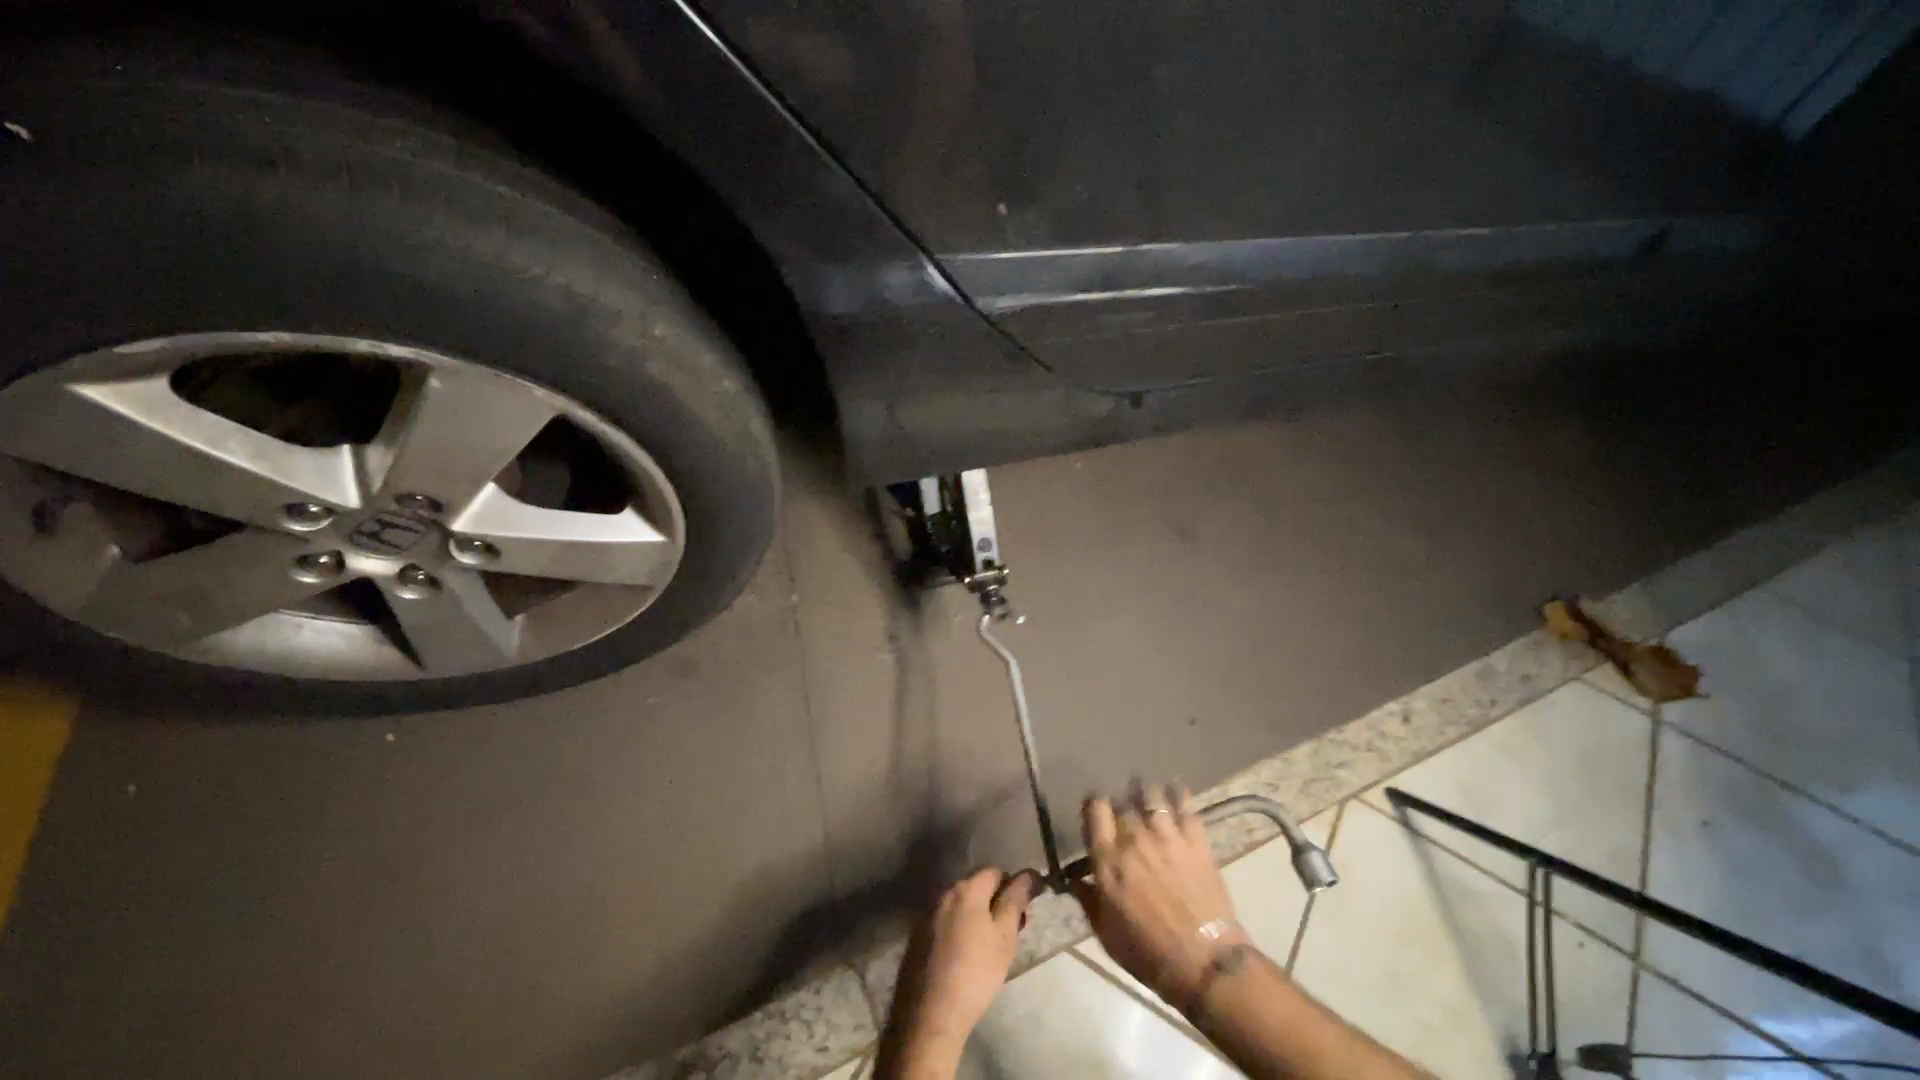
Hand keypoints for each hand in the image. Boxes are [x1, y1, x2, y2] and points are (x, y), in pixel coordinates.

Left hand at [884, 867, 1039, 1071]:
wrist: (931, 1013)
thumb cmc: (976, 972)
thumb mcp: (1005, 936)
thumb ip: (1016, 900)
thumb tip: (1028, 874)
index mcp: (965, 890)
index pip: (994, 872)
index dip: (1012, 887)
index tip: (1023, 913)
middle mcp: (942, 895)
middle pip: (975, 888)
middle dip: (995, 903)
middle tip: (1010, 932)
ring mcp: (926, 916)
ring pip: (959, 907)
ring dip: (976, 917)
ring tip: (988, 948)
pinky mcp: (917, 937)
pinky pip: (944, 924)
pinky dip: (958, 931)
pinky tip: (964, 957)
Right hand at [1076, 785, 1246, 1007]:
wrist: (1203, 961)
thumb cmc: (1147, 952)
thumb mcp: (1105, 932)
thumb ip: (1087, 899)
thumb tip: (1073, 880)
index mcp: (1108, 861)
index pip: (1095, 812)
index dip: (1094, 805)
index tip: (1096, 808)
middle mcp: (1134, 841)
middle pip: (1123, 802)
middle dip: (1120, 800)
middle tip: (1122, 805)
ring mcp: (1167, 837)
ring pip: (1152, 797)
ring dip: (1146, 791)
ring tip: (1146, 792)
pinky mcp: (1196, 841)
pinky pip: (1186, 806)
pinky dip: (1179, 793)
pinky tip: (1176, 788)